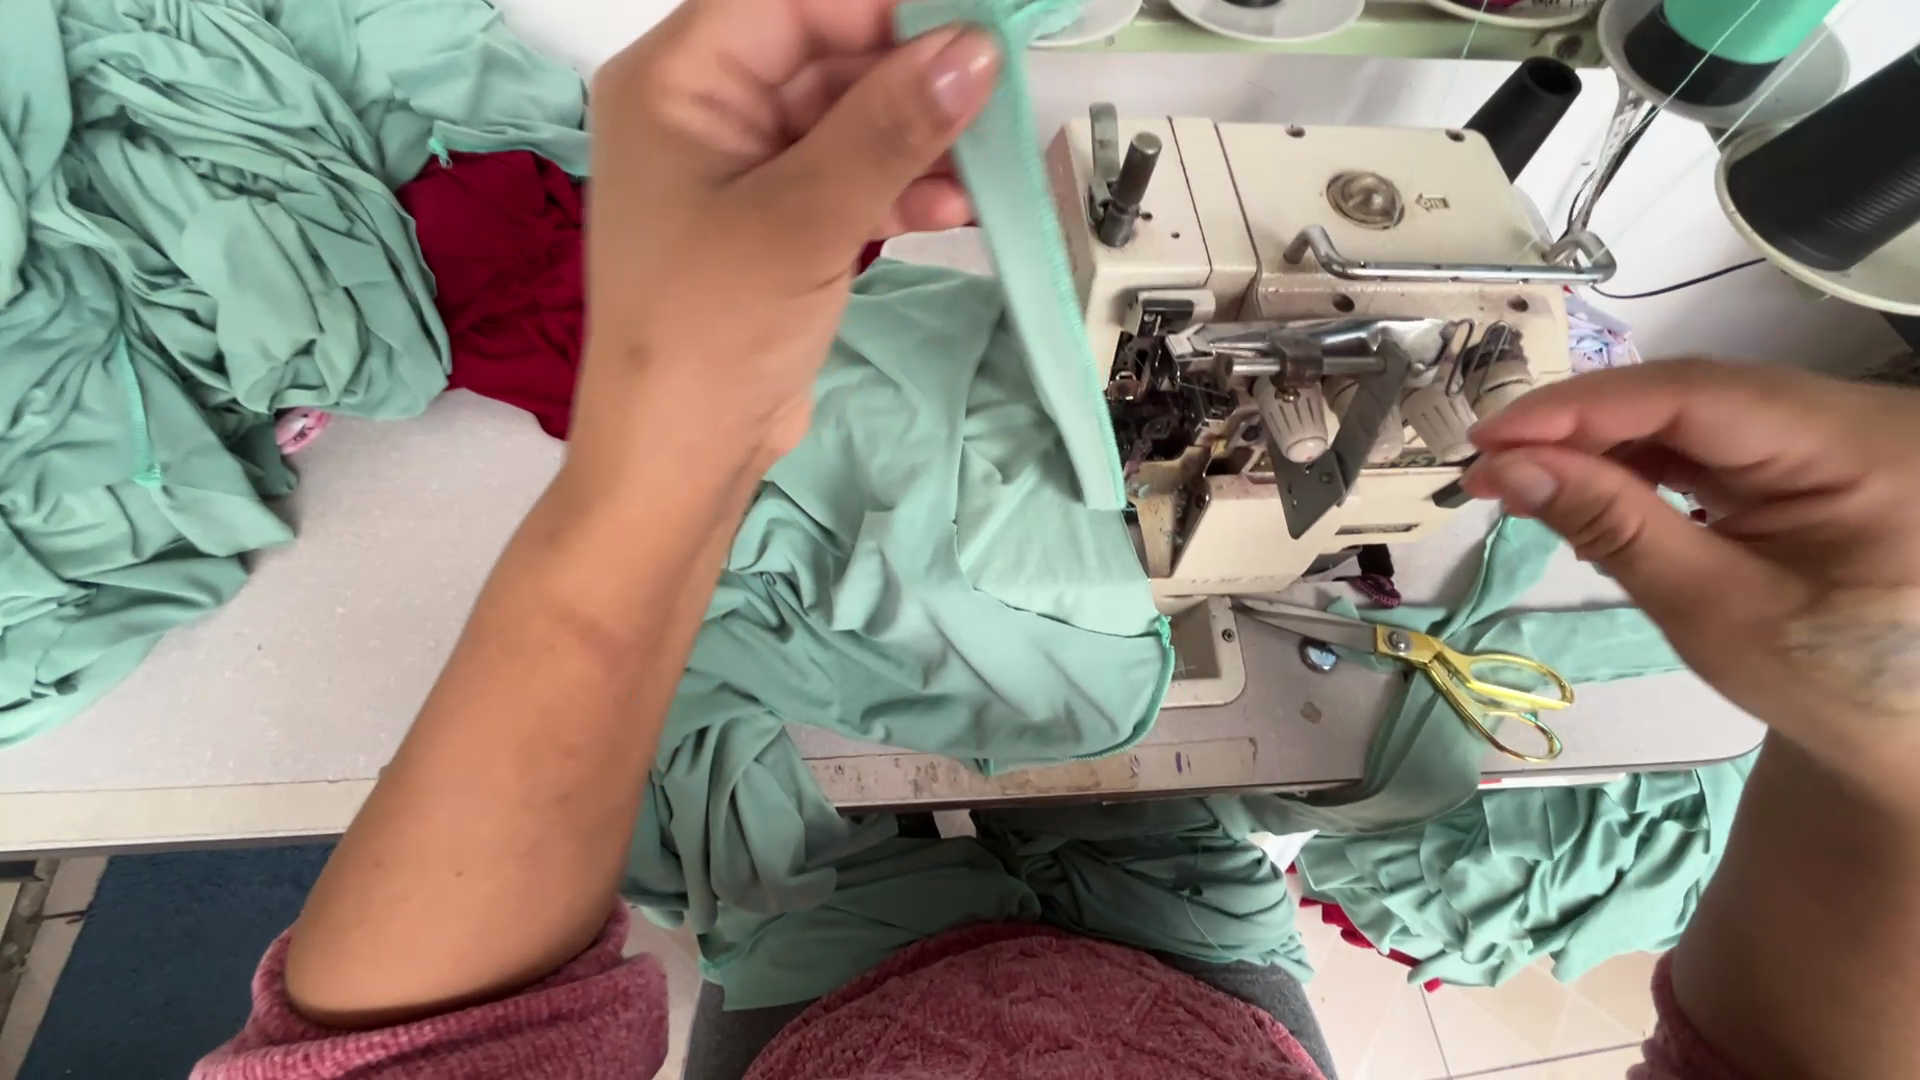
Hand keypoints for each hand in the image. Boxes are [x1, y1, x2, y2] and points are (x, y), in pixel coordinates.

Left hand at [569, 0, 999, 473]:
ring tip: (981, 165)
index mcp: (678, 82)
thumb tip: (974, 52)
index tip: (969, 32)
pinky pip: (844, 189)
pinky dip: (895, 195)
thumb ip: (887, 129)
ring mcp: (743, 181)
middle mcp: (706, 117)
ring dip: (912, 146)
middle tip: (989, 100)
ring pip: (842, 131)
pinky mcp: (777, 235)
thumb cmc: (717, 326)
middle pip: (821, 61)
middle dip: (907, 81)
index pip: (789, 1)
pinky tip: (950, 207)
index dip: (881, 8)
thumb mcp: (805, 219)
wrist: (684, 449)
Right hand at [1462, 360, 1919, 805]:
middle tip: (1486, 467)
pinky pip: (1699, 440)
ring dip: (1591, 446)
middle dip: (1574, 427)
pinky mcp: (1808, 453)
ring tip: (1521, 486)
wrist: (1907, 723)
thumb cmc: (1827, 679)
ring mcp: (1835, 432)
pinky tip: (1583, 495)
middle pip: (1687, 394)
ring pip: (1683, 413)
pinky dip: (1627, 465)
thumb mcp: (1710, 608)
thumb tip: (1504, 468)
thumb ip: (1609, 526)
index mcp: (1870, 451)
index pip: (1697, 395)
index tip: (1484, 441)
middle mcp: (1863, 417)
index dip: (1578, 408)